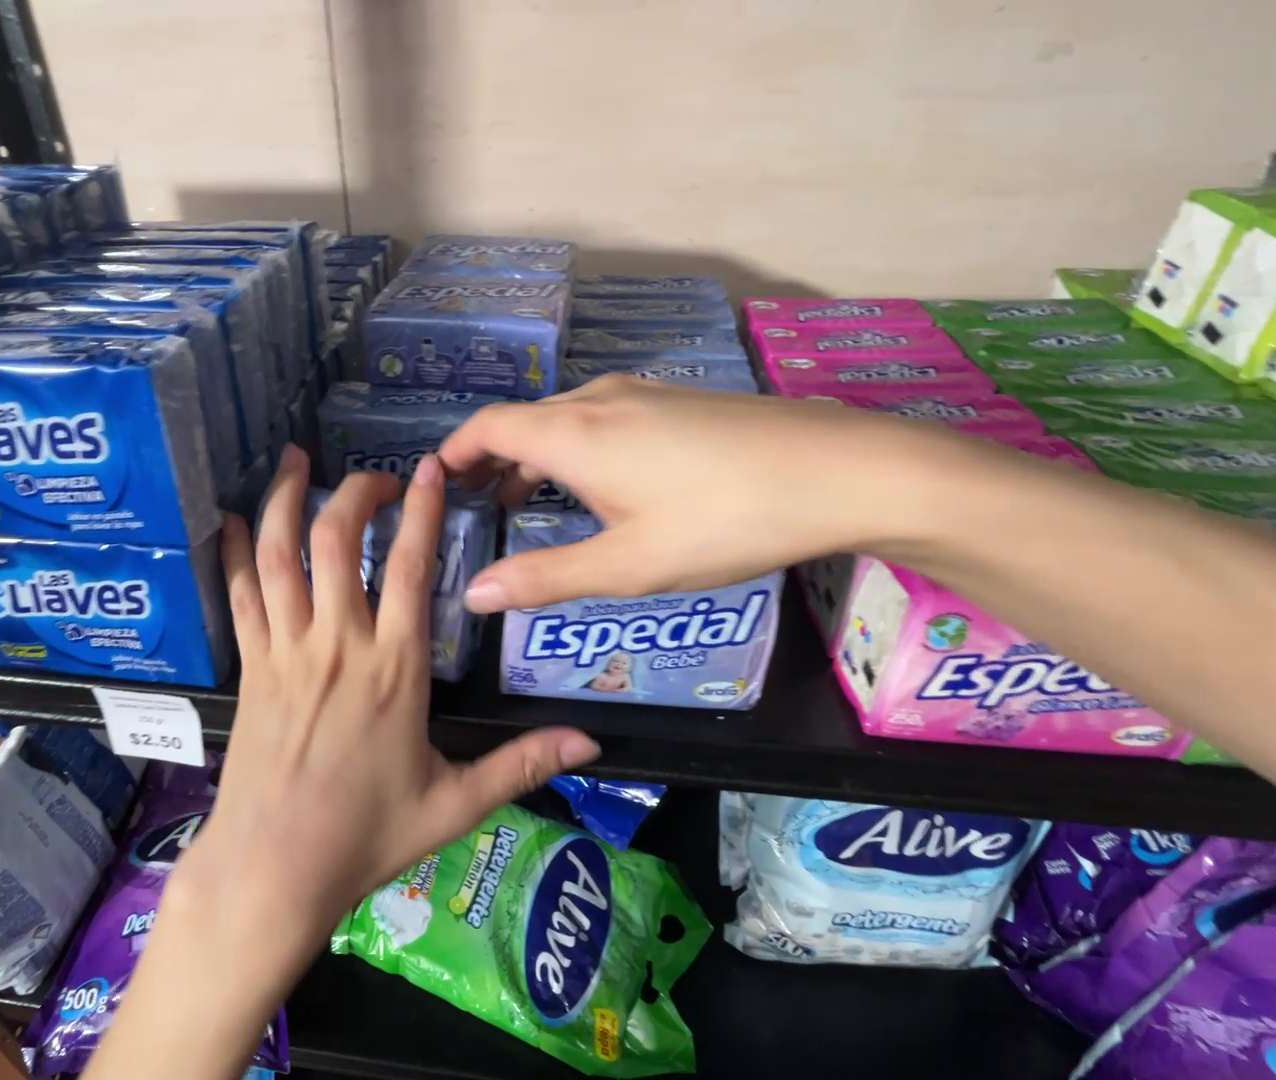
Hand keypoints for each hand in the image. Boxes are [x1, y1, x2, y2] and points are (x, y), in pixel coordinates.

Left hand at [179, 443, 599, 958]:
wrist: (274, 870)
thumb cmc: (366, 838)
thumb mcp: (454, 804)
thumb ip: (520, 764)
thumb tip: (591, 744)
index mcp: (396, 670)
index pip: (414, 569)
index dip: (423, 512)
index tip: (427, 470)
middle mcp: (339, 645)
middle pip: (338, 541)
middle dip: (355, 492)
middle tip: (375, 478)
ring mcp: (286, 652)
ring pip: (280, 554)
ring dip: (284, 499)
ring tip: (291, 458)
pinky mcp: (250, 668)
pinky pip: (240, 595)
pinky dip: (235, 552)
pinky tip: (231, 520)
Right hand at [438, 375, 943, 612]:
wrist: (839, 471)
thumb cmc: (721, 520)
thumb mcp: (625, 565)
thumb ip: (544, 577)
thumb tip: (474, 594)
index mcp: (573, 432)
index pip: (488, 426)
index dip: (455, 451)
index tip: (436, 483)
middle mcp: (599, 399)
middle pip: (523, 421)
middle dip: (489, 460)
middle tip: (475, 505)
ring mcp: (644, 394)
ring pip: (565, 419)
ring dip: (533, 456)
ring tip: (525, 501)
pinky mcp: (679, 403)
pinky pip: (602, 418)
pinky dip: (574, 448)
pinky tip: (599, 486)